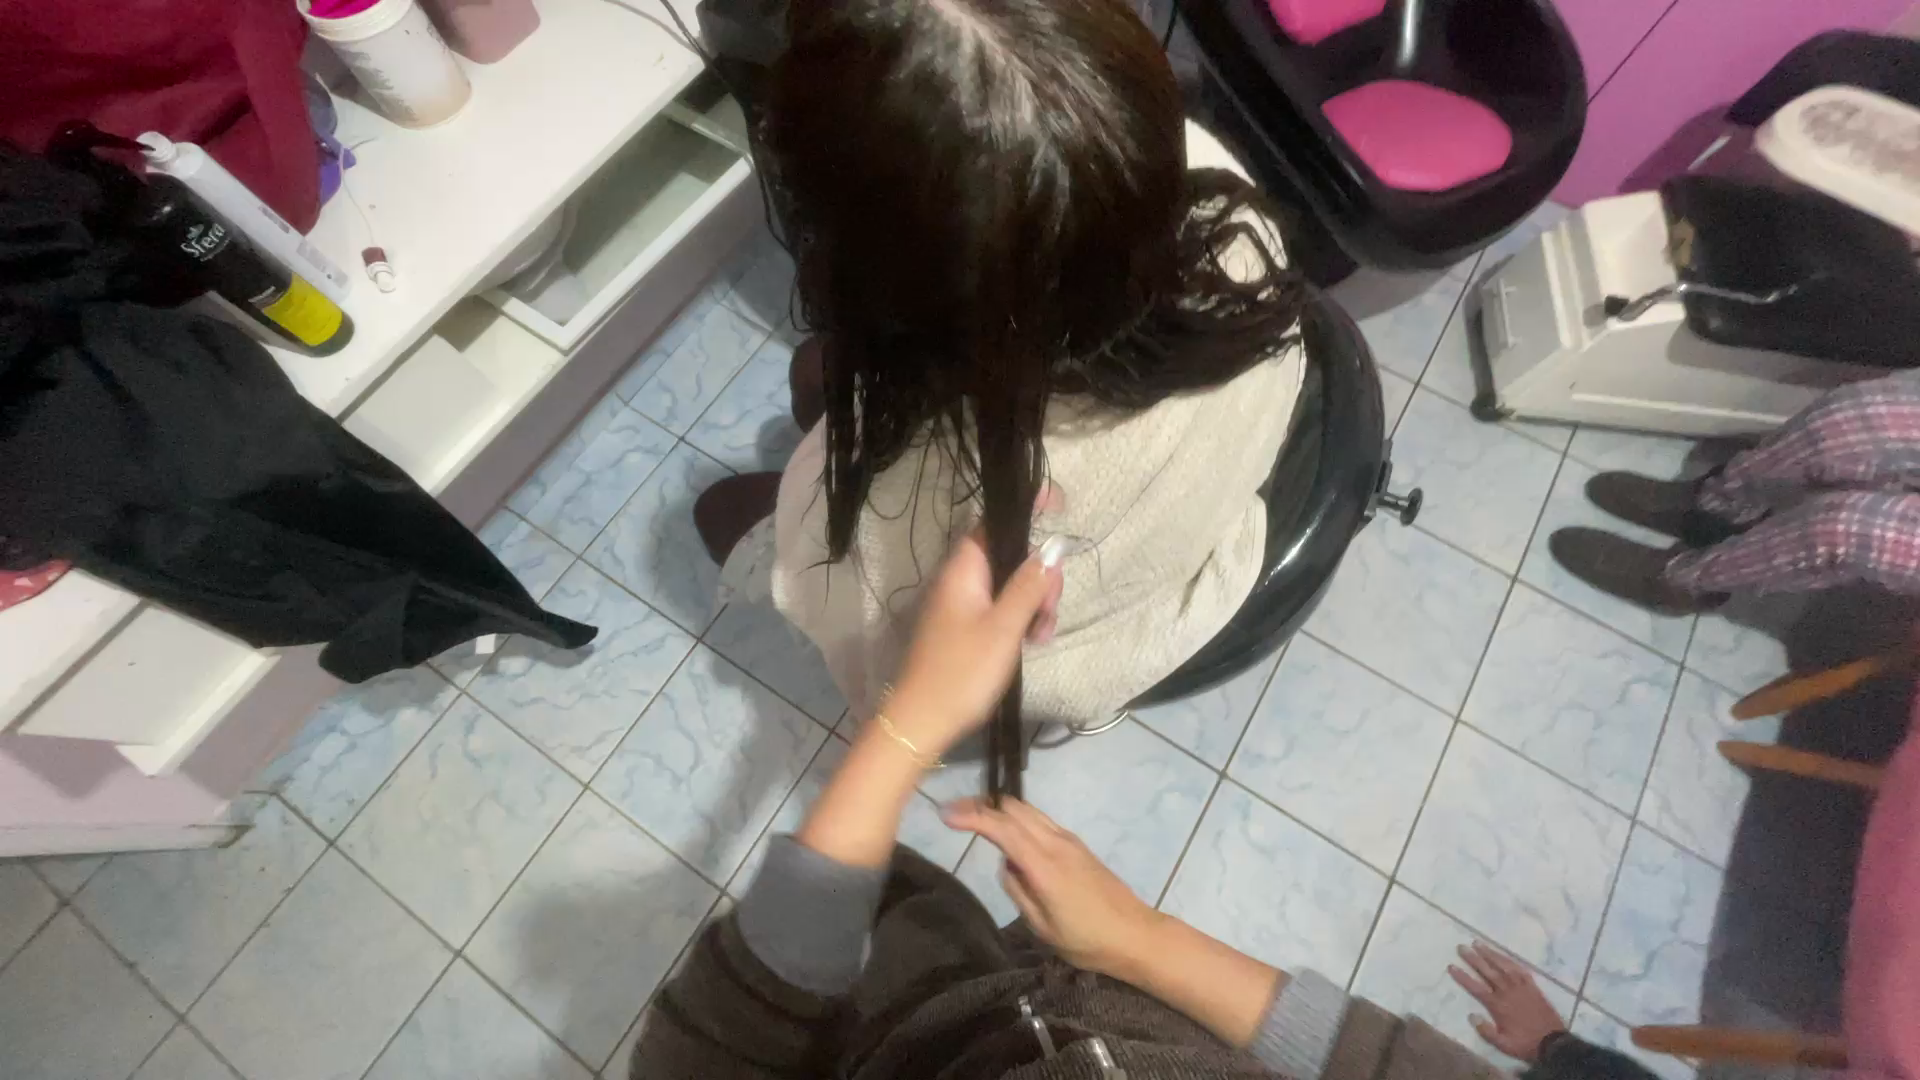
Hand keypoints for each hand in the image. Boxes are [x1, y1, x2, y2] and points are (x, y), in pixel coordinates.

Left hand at [883, 530, 1061, 757]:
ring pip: (1010, 584)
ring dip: (1035, 602)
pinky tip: (1032, 642)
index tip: (1059, 504)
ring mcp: (963, 603)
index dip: (1026, 508)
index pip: (995, 520)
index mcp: (964, 569)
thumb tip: (1053, 547)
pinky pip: (1001, 608)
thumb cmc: (962, 672)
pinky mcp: (967, 626)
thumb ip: (1029, 585)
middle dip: (1040, 576)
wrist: (923, 721)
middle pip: (1010, 555)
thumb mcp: (1004, 628)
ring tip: (1042, 635)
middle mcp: (961, 579)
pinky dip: (1021, 619)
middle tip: (1050, 611)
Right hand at [941, 797, 1163, 978]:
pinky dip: (1017, 819)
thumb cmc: (1087, 941)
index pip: (1002, 828)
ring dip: (1000, 809)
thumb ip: (1018, 890)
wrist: (1135, 935)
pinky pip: (1040, 821)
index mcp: (1044, 864)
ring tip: (976, 820)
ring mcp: (1067, 839)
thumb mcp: (1043, 927)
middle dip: (982, 805)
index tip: (945, 814)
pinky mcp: (1075, 843)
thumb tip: (1006, 865)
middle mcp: (1055, 842)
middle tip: (955, 813)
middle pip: (1013, 807)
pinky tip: (1009, 835)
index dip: (972, 816)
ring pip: (1027, 810)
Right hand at [1449, 941, 1566, 1062]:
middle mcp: (1507, 992)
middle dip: (1473, 959)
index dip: (1462, 977)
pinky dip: (1511, 962)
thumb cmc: (1528, 1044)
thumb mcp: (1505, 1045)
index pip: (1476, 988)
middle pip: (1487, 972)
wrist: (1556, 1045)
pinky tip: (1504, 955)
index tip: (1451, 966)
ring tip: (1477, 943)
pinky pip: (1521, 971)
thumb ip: (1486, 1032)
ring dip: (1490, 954)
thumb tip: (1471, 1016)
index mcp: (1498, 1005)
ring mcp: (1521, 988)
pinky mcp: (1533, 988)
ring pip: (1503, 967)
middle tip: (1461, 946)